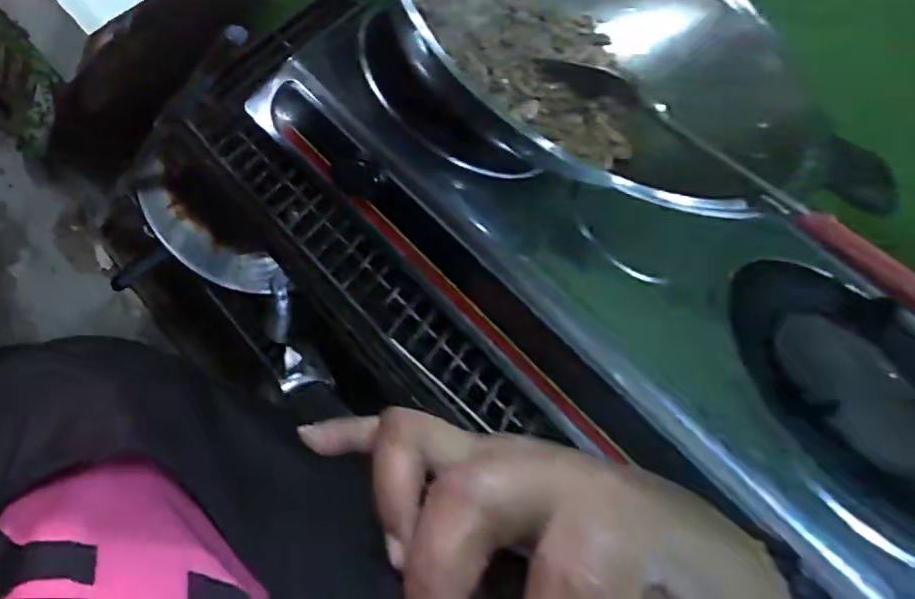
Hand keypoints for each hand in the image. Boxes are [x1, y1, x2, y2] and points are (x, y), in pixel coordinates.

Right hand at [299, 408, 788, 598]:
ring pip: (412, 434)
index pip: (573, 575)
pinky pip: (391, 428)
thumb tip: (520, 598)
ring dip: (389, 494)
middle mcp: (539, 466)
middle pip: (467, 492)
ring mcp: (490, 448)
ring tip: (398, 558)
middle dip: (438, 564)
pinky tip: (308, 442)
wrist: (699, 541)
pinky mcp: (463, 448)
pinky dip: (346, 434)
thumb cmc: (702, 587)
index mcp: (619, 517)